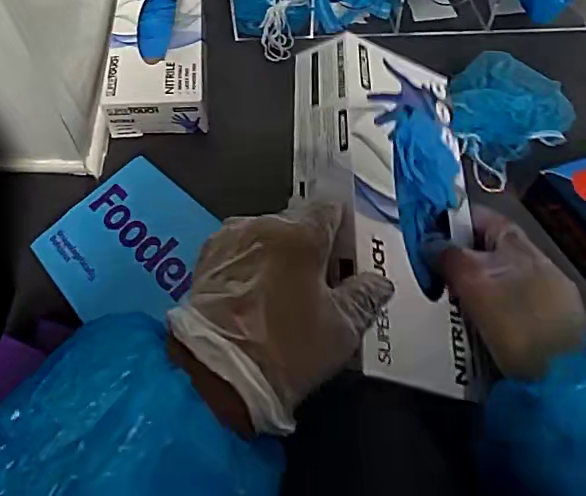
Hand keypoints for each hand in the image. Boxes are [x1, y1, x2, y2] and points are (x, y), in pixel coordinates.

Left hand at [167, 201, 393, 435]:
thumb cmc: (284, 352)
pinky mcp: (206, 256)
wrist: (213, 378)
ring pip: (266, 233)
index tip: (347, 254)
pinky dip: (250, 262)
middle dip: (311, 244)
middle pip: (298, 221)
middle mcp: (265, 223)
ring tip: (282, 290)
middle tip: (319, 281)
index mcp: (301, 233)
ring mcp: (231, 237)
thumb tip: (378, 282)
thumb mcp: (340, 332)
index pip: (332, 208)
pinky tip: (252, 293)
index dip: (343, 229)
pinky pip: (240, 248)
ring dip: (278, 251)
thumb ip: (365, 297)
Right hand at [438, 206, 585, 381]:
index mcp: (514, 240)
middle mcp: (536, 257)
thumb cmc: (516, 321)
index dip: (450, 222)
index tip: (427, 240)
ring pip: (502, 278)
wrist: (569, 379)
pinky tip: (489, 330)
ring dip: (479, 288)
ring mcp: (551, 290)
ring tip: (458, 309)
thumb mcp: (472, 282)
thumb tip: (431, 243)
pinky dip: (499, 310)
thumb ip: (448, 257)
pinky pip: (517, 304)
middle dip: (461, 260)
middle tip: (438, 280)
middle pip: (488, 248)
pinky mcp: (559, 321)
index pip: (477, 215)